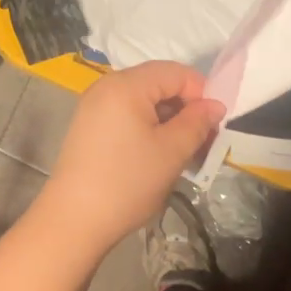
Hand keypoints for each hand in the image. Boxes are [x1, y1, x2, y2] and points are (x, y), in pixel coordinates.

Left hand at [35, 61, 225, 249]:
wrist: (75, 218)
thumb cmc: (128, 181)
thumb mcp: (171, 151)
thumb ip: (197, 122)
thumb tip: (215, 105)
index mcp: (126, 84)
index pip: (175, 72)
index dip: (201, 93)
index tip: (215, 125)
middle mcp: (106, 86)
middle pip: (158, 83)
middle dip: (185, 108)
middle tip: (204, 142)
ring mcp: (94, 105)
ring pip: (143, 101)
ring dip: (168, 120)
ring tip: (185, 152)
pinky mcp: (89, 125)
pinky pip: (127, 114)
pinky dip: (148, 127)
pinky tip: (158, 154)